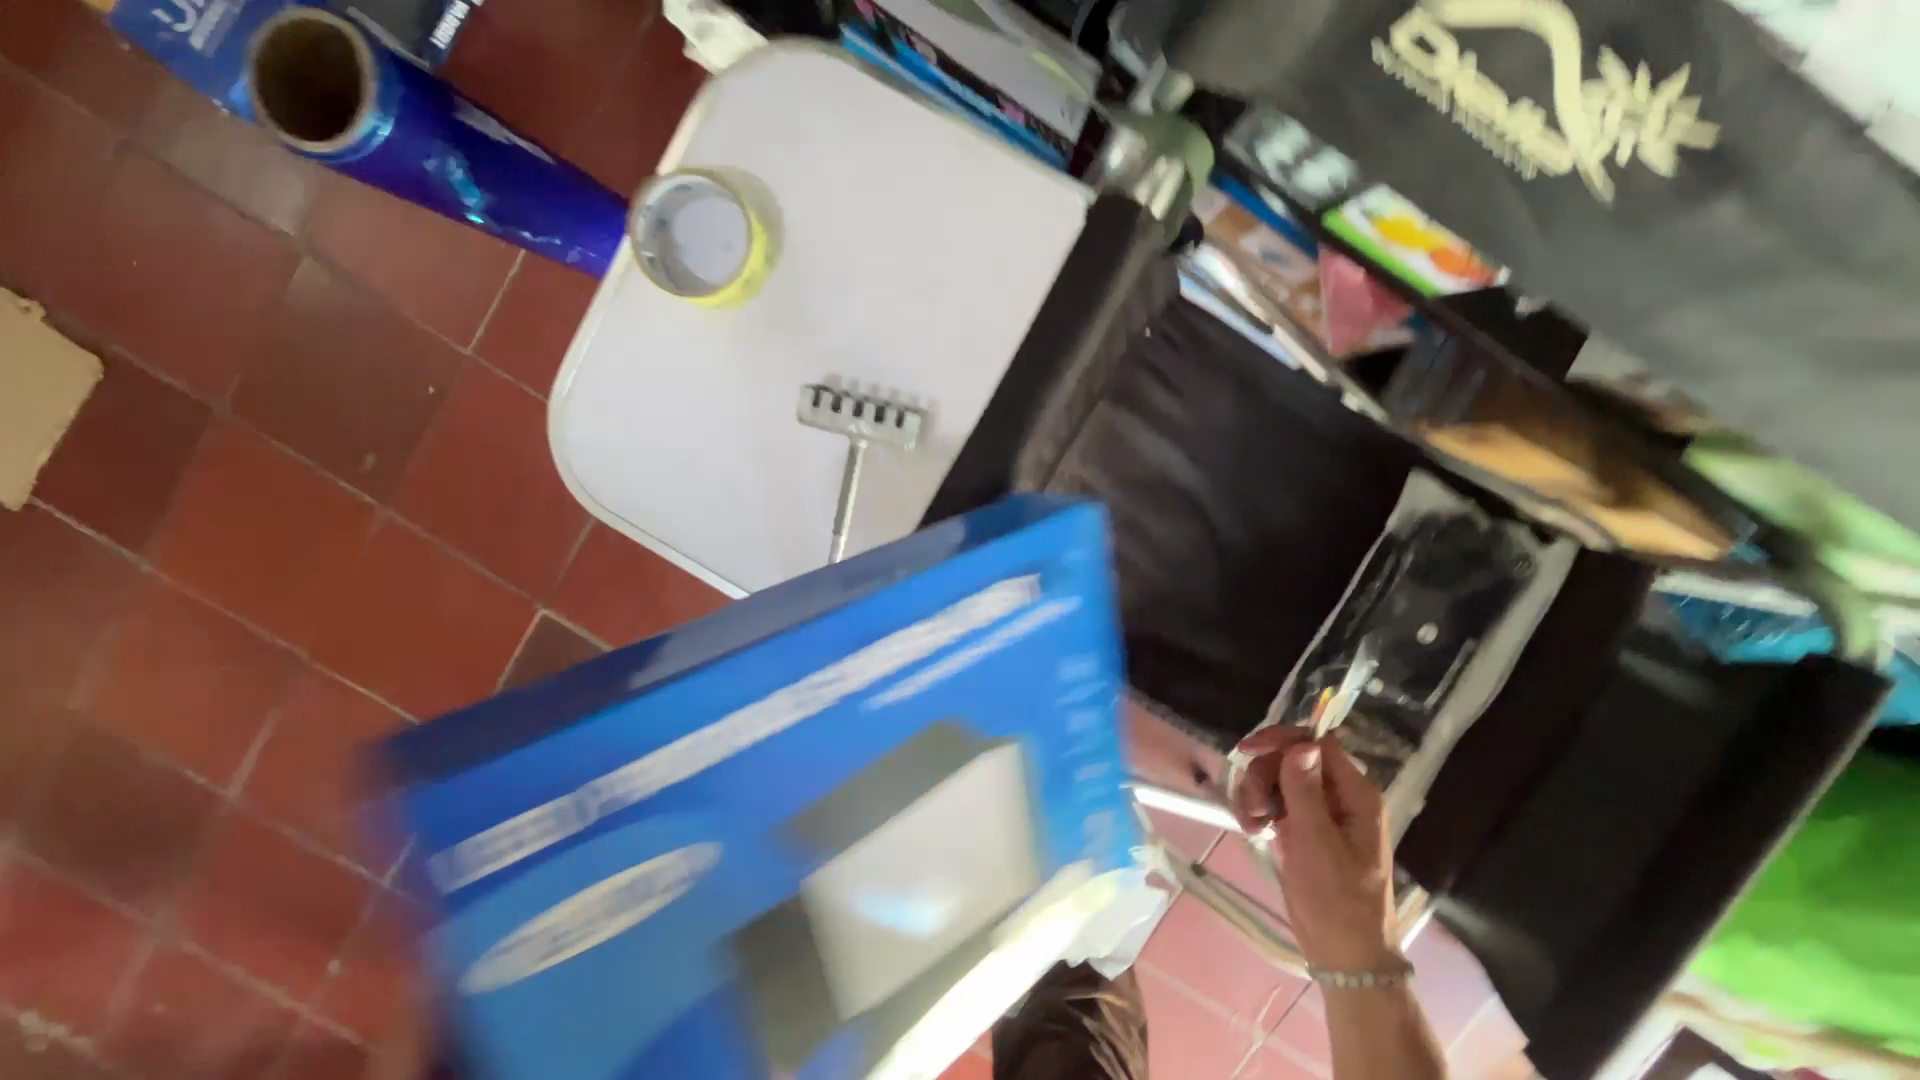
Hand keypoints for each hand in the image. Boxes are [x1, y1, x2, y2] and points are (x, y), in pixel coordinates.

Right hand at [1232, 727, 1397, 972]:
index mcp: (1356, 795)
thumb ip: (1306, 791)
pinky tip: (1252, 830)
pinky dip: (1258, 810)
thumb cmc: (1336, 901)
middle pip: (1292, 759)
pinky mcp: (1304, 830)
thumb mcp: (1316, 844)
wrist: (1343, 956)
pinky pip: (1276, 802)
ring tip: (1250, 824)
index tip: (1247, 751)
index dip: (1282, 741)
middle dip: (1264, 774)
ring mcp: (1321, 814)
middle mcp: (1340, 797)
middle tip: (1252, 807)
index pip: (1317, 743)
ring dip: (1256, 793)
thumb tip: (1301, 744)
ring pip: (1279, 779)